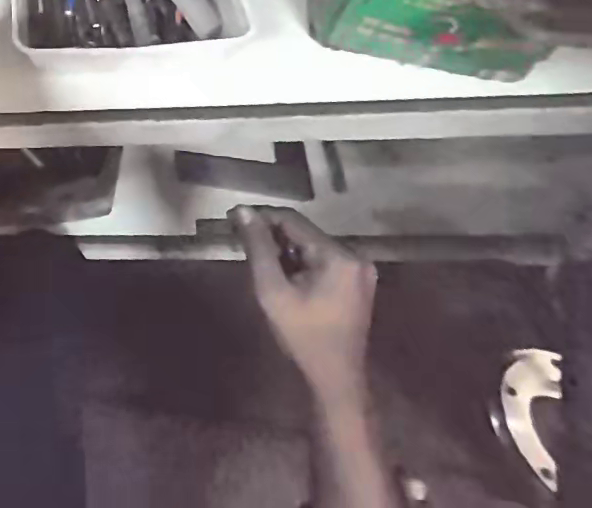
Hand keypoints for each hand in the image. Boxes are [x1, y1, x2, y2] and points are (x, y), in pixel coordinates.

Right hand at [232, 205, 376, 395]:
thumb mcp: (272, 290)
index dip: (260, 217)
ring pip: (310, 245)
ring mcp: (358, 270)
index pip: (292, 220)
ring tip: (260, 262)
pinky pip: (321, 259)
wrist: (336, 380)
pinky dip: (299, 261)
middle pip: (303, 232)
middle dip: (271, 236)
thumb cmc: (302, 336)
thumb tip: (243, 210)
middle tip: (243, 244)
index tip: (233, 220)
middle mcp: (354, 256)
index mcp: (338, 256)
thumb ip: (258, 247)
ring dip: (284, 249)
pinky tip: (283, 275)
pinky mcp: (356, 281)